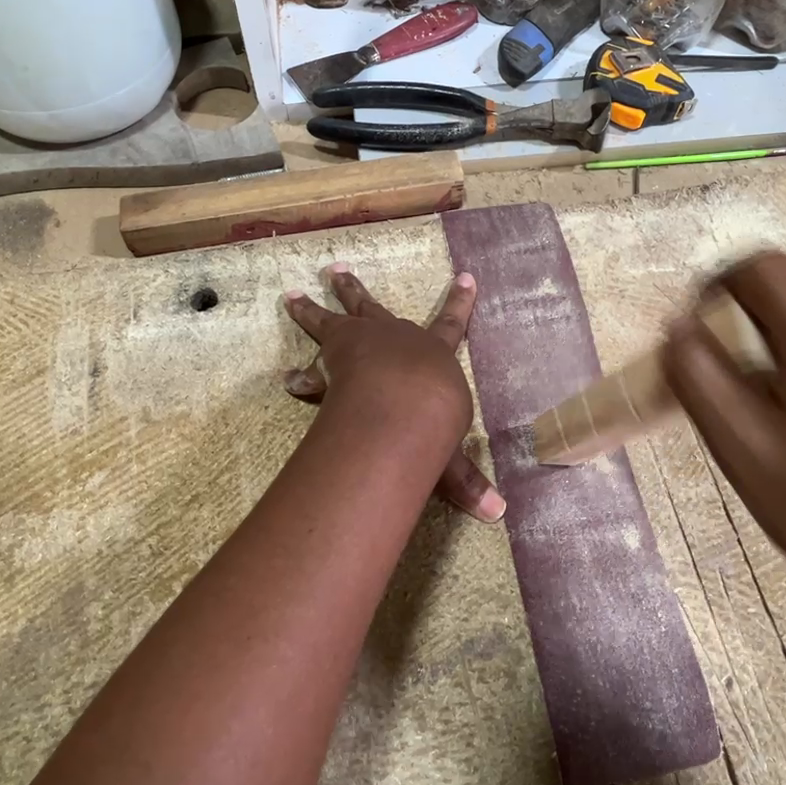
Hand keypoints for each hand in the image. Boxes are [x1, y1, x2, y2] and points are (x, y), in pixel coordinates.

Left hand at [283, 263, 504, 522]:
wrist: (404, 397)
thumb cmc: (434, 419)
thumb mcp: (451, 454)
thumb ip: (467, 482)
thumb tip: (498, 514)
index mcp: (433, 353)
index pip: (453, 324)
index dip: (462, 302)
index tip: (467, 277)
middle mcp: (397, 336)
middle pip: (374, 308)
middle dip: (355, 291)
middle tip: (337, 270)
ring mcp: (364, 336)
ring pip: (338, 314)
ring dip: (315, 306)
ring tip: (291, 294)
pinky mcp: (336, 346)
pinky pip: (311, 352)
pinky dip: (301, 372)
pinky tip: (287, 379)